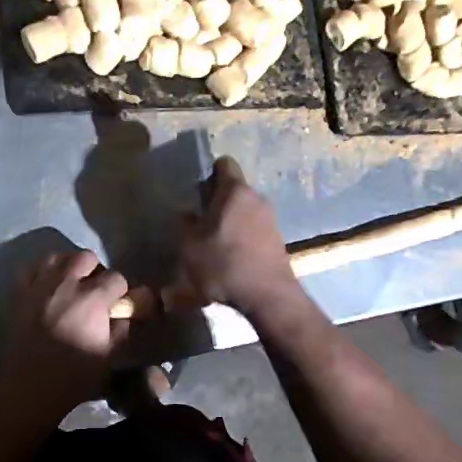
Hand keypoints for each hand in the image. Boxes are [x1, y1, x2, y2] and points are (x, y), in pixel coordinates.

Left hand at [0, 249, 128, 415]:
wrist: (31, 387)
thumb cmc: (75, 376)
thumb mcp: (109, 355)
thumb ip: (120, 330)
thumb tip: (123, 316)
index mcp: (92, 299)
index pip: (116, 278)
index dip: (120, 290)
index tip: (118, 303)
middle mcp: (66, 284)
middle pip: (86, 257)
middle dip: (95, 270)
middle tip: (94, 289)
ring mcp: (40, 286)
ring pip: (56, 257)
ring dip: (67, 265)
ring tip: (70, 283)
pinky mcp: (20, 295)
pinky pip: (30, 269)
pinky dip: (41, 272)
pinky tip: (46, 286)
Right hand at [173, 157, 300, 315]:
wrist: (267, 297)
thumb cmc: (224, 265)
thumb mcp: (189, 247)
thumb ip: (185, 224)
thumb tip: (188, 214)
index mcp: (235, 191)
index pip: (224, 164)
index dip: (208, 173)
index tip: (196, 192)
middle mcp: (257, 198)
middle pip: (233, 190)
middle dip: (216, 202)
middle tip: (198, 222)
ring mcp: (270, 219)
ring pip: (243, 211)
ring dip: (228, 222)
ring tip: (212, 244)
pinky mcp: (277, 240)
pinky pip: (253, 230)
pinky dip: (240, 238)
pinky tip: (230, 259)